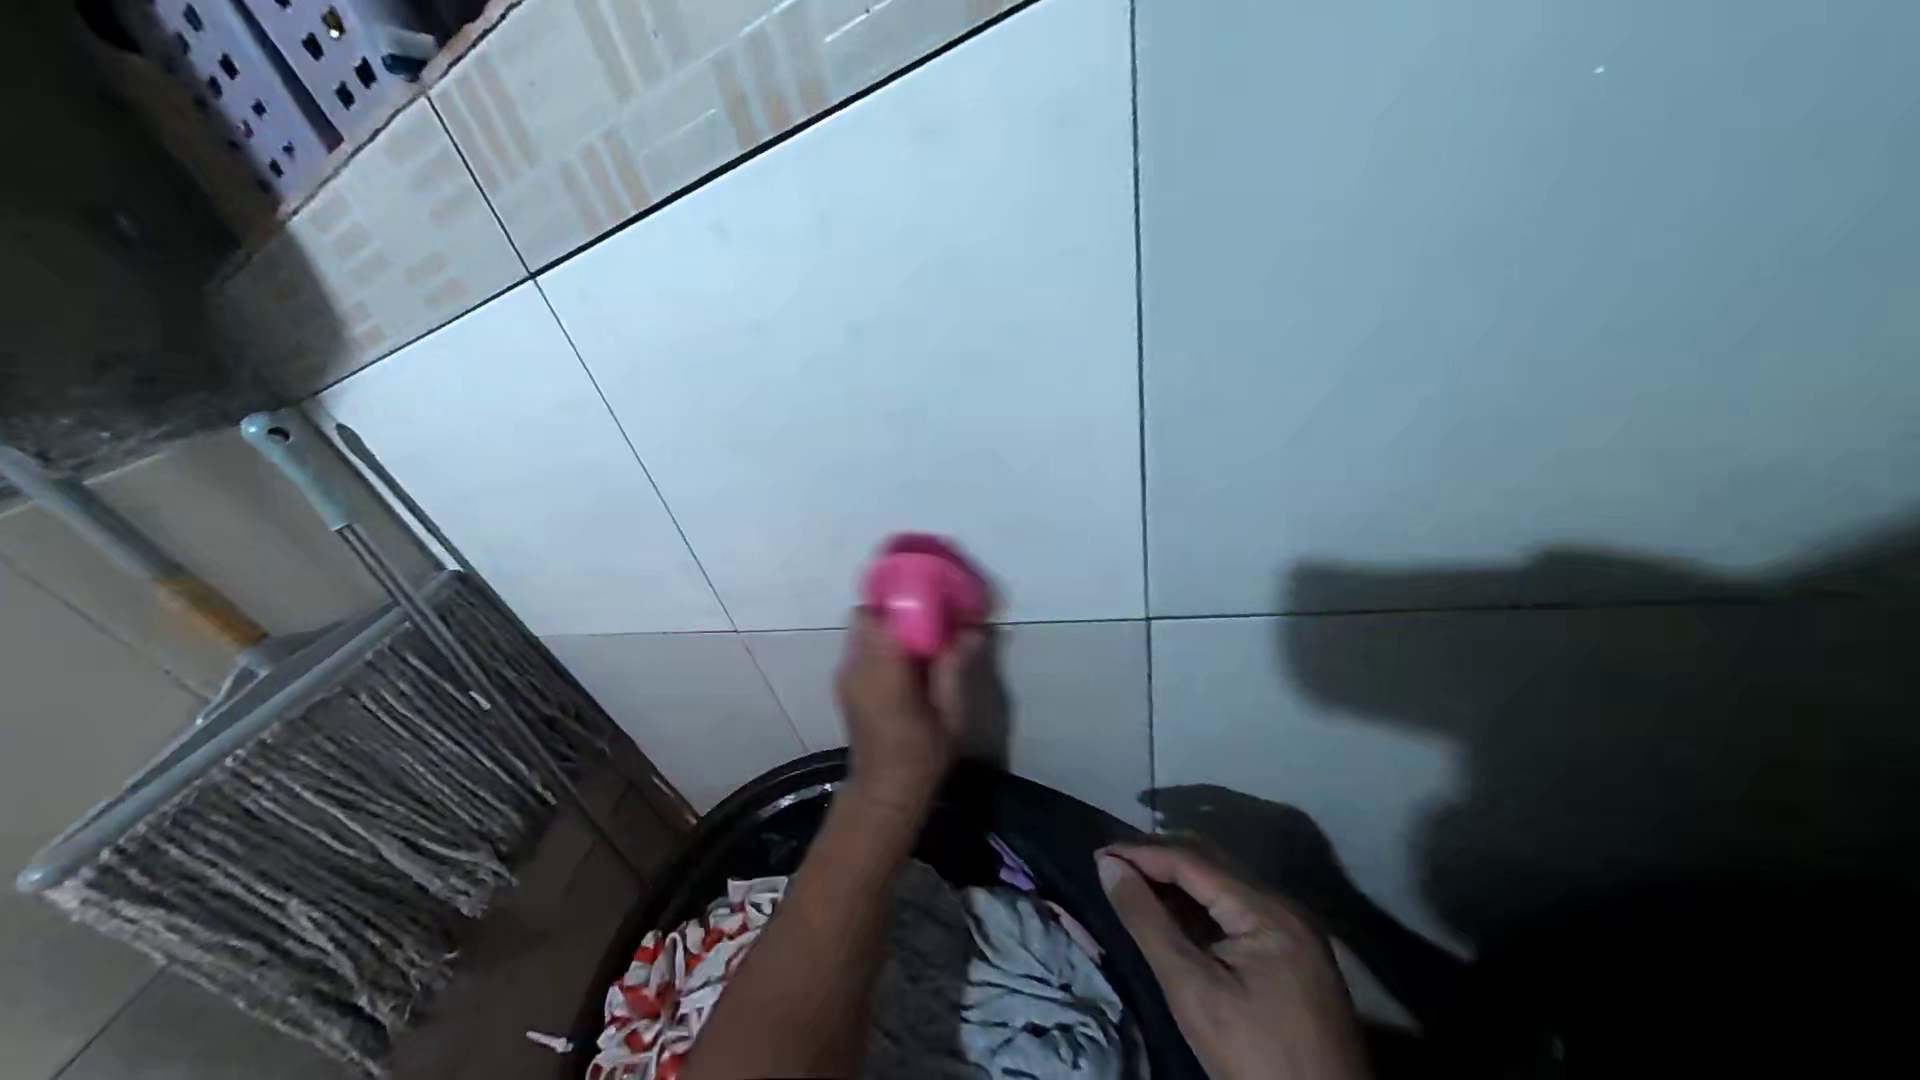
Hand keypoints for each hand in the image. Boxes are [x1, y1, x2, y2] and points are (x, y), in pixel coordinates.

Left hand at [835, 609, 979, 810]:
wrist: (883, 793)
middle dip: (896, 604)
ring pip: (860, 626)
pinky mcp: (845, 682)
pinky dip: (881, 637)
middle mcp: (856, 666)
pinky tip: (906, 654)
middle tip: (929, 609)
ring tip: (920, 629)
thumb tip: (971, 629)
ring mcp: (846, 674)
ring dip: (888, 620)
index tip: (936, 589)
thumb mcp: (950, 715)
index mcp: (883, 672)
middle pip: (867, 612)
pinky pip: (860, 644)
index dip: (908, 596)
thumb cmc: (921, 757)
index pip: (885, 614)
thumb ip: (955, 668)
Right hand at [1098, 844, 1369, 1079]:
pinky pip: (1234, 905)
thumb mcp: (1192, 991)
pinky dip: (1197, 901)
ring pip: (1221, 880)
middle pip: (1210, 860)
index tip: (1099, 856)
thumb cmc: (1255, 1060)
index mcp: (1267, 911)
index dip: (1142, 853)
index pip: (1192, 860)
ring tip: (1132, 882)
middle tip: (1112, 866)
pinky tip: (1170, 911)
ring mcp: (1291, 927)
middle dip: (1157, 857)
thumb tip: (1109, 867)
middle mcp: (1283, 906)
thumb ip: (1148, 923)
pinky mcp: (1290, 949)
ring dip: (1175, 876)